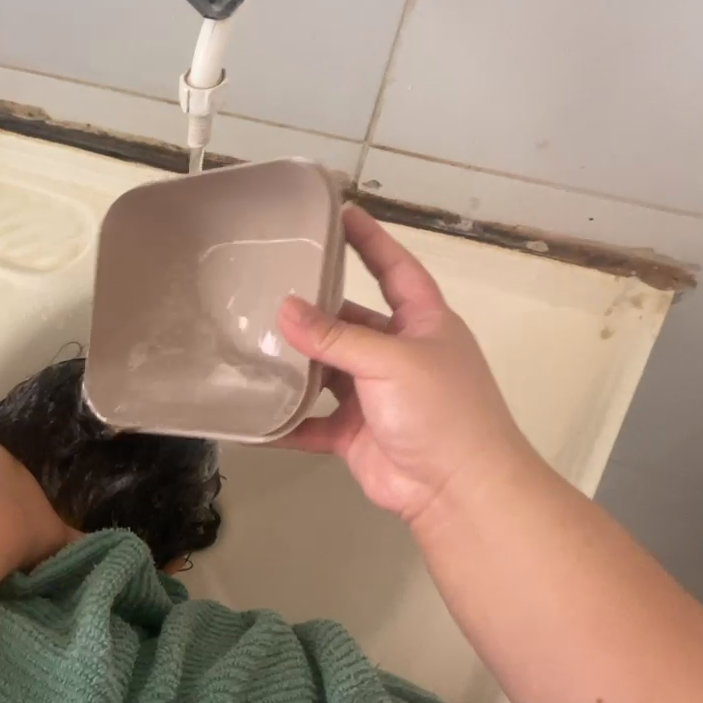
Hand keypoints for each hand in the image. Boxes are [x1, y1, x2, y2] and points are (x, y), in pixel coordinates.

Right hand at [275, 205, 541, 527]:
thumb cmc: (440, 411)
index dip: (371, 241)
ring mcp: (373, 396)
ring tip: (248, 347)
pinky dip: (284, 423)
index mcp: (423, 324)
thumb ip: (336, 338)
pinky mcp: (352, 433)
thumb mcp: (391, 362)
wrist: (455, 488)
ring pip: (324, 373)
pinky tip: (252, 418)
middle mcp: (396, 354)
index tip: (341, 214)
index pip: (395, 270)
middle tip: (266, 290)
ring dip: (293, 366)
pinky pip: (310, 423)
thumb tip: (284, 308)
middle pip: (348, 323)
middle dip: (313, 311)